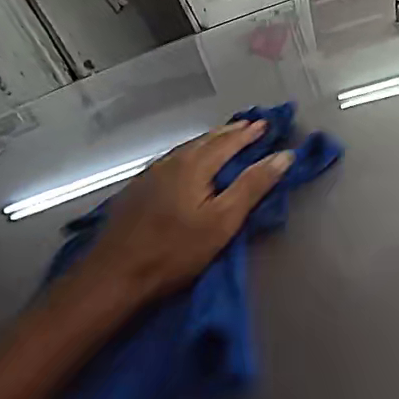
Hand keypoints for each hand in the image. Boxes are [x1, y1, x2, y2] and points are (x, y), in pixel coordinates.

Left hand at [72, 120, 293, 303]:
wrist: (116, 273)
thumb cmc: (176, 250)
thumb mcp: (223, 221)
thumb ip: (252, 186)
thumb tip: (282, 156)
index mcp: (194, 164)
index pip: (228, 142)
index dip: (249, 134)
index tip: (267, 125)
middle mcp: (172, 161)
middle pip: (206, 140)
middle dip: (230, 133)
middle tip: (249, 127)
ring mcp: (151, 174)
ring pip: (187, 149)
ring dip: (210, 142)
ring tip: (224, 140)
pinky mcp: (139, 189)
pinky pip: (173, 160)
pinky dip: (191, 154)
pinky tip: (190, 163)